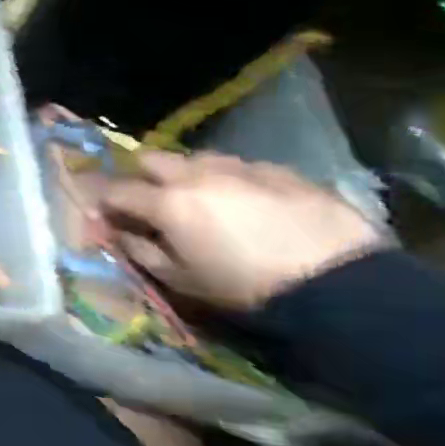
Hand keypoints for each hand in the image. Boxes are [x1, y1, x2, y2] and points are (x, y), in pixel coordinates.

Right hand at [101, 151, 388, 311]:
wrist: (342, 283)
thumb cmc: (245, 286)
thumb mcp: (179, 279)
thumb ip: (140, 250)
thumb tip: (116, 233)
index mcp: (166, 202)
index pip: (114, 190)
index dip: (103, 201)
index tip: (102, 213)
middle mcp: (197, 175)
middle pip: (152, 160)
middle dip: (142, 176)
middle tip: (148, 199)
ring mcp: (243, 169)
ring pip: (198, 159)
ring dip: (188, 174)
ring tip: (200, 196)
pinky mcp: (285, 172)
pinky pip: (244, 167)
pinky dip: (233, 180)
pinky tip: (246, 201)